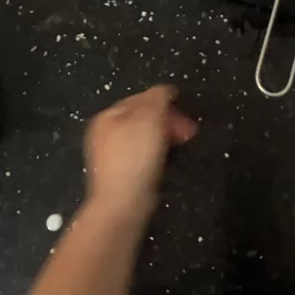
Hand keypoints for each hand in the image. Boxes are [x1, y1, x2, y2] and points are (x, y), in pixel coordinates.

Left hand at [83, 85, 197, 220]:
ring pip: (144, 138)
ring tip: (182, 144)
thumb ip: (158, 98)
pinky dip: (158, 155)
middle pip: (142, 118)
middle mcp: (105, 134)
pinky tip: (167, 161)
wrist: (122, 205)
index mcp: (107, 116)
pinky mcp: (121, 176)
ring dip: (165, 137)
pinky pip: (143, 156)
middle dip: (168, 121)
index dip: (165, 102)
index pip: (140, 99)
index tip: (185, 112)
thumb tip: (165, 90)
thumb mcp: (149, 117)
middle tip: (189, 131)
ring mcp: (111, 156)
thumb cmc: (135, 156)